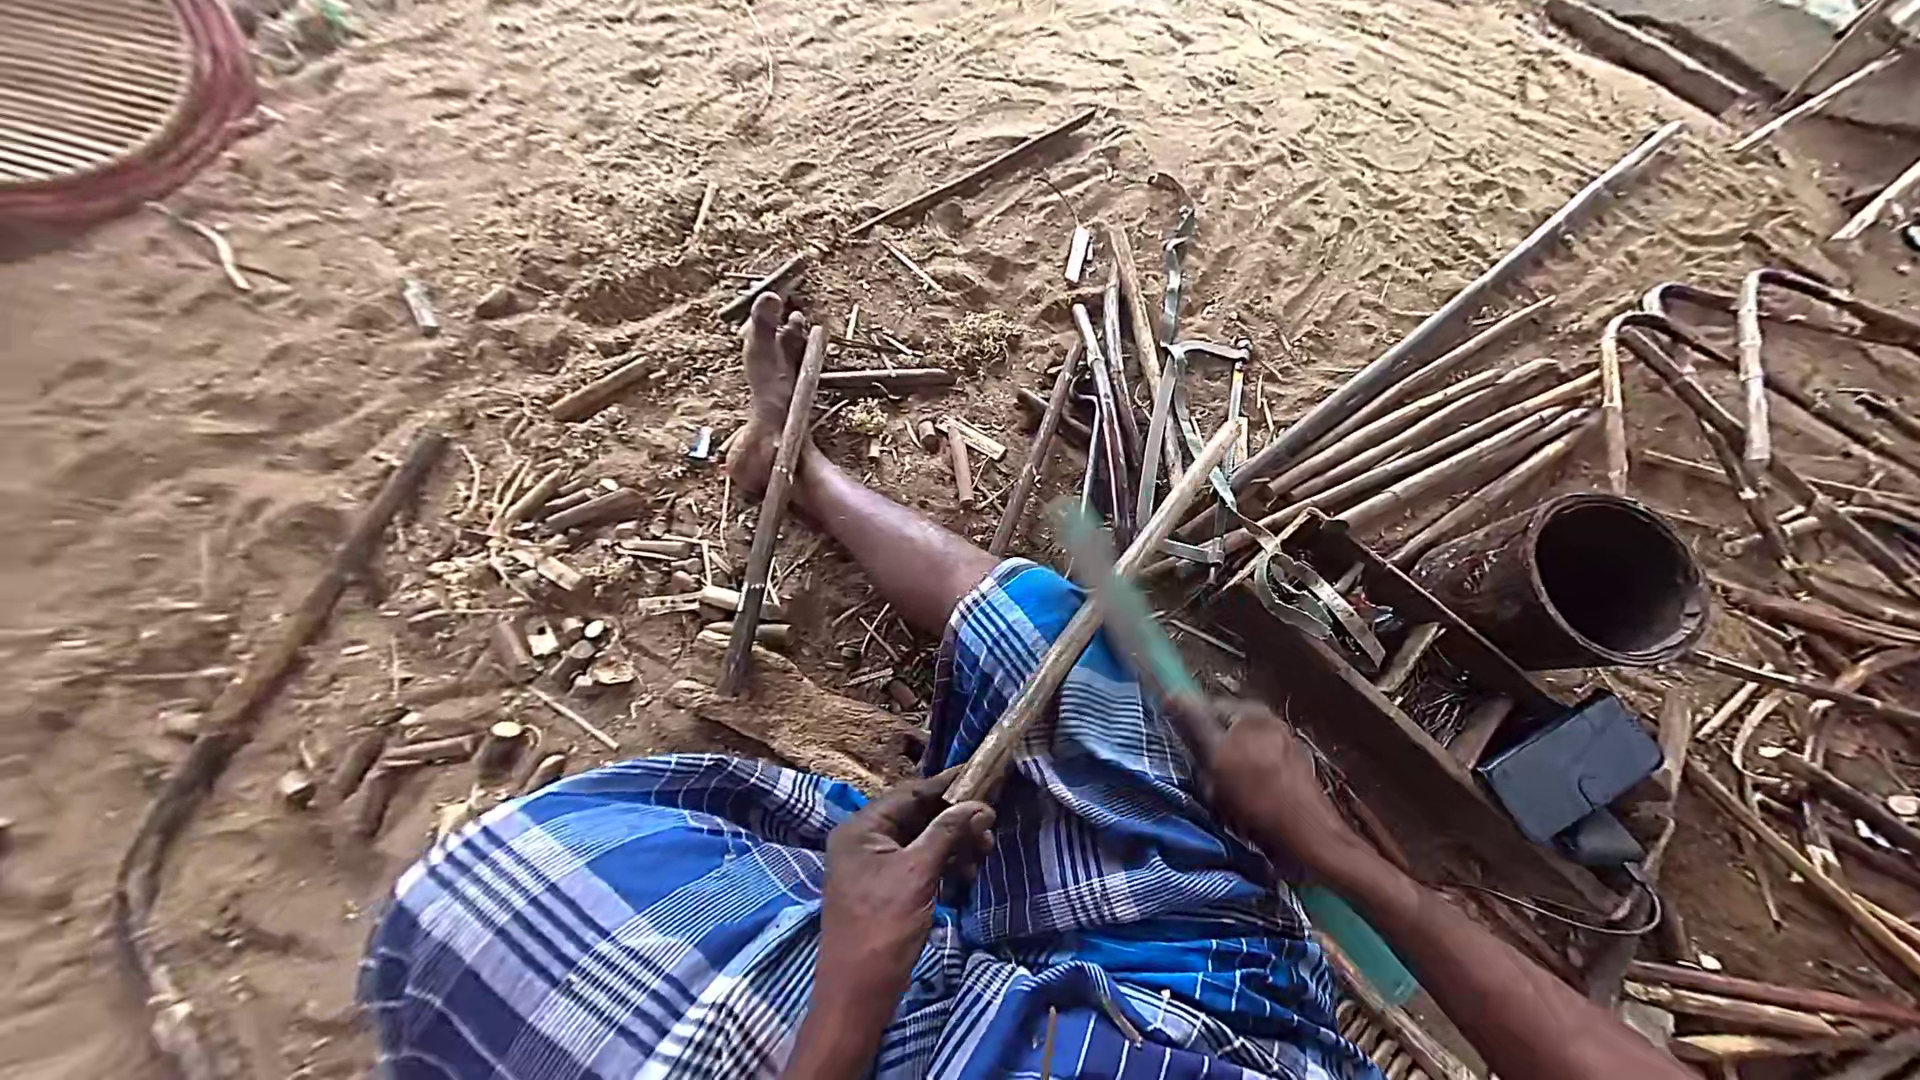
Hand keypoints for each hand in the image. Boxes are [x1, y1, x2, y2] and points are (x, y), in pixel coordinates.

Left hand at [817, 774, 994, 1002]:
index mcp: (861, 828)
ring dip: (953, 842)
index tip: (979, 775)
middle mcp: (864, 839)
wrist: (857, 997)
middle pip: (917, 816)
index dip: (946, 784)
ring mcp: (874, 865)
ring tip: (984, 850)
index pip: (909, 793)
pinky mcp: (886, 888)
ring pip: (921, 840)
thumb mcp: (919, 873)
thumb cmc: (883, 927)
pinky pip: (918, 862)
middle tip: (989, 822)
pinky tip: (967, 872)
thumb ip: (947, 832)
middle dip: (954, 819)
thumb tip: (979, 805)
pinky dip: (943, 863)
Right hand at [1195, 699, 1368, 874]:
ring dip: (1231, 775)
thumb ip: (1193, 723)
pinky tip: (1250, 810)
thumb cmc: (1257, 796)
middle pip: (1225, 734)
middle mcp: (1274, 724)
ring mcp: (1289, 750)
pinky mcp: (1297, 777)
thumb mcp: (1214, 756)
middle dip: (1214, 757)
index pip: (1207, 708)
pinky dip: (1251, 788)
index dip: (1193, 731)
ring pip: (1242, 757)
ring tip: (1229, 800)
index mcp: (1254, 713)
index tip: (1190, 757)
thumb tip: (1172, 694)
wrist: (1310, 840)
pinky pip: (1260, 775)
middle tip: (1209, 781)